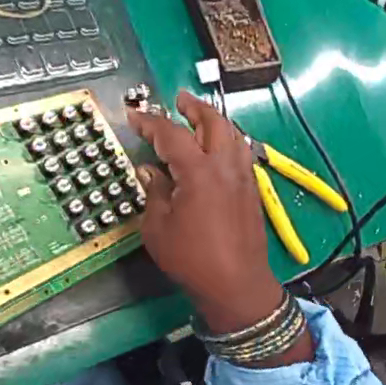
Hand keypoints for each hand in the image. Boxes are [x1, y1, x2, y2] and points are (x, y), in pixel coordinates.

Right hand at [129, 92, 308, 364]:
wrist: (235, 284)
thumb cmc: (191, 258)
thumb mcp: (158, 227)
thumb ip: (155, 192)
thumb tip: (150, 171)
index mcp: (198, 172)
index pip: (171, 135)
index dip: (150, 122)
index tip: (134, 115)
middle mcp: (224, 166)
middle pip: (213, 123)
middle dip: (194, 108)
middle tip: (179, 100)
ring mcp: (242, 177)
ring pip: (233, 135)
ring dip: (216, 121)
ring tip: (201, 118)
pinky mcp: (252, 191)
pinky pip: (241, 153)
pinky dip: (228, 141)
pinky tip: (220, 149)